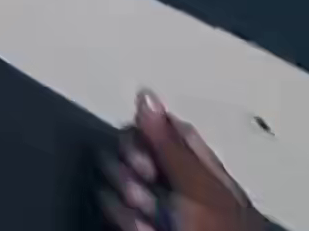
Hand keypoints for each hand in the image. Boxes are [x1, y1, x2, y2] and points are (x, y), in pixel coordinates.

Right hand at [102, 91, 260, 230]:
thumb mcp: (199, 188)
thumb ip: (169, 142)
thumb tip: (144, 91)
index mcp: (198, 163)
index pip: (157, 121)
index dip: (142, 128)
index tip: (145, 147)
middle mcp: (172, 177)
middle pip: (126, 143)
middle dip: (130, 166)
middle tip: (148, 187)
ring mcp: (154, 201)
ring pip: (113, 172)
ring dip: (127, 194)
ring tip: (149, 218)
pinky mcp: (133, 220)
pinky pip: (110, 200)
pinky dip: (125, 217)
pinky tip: (143, 228)